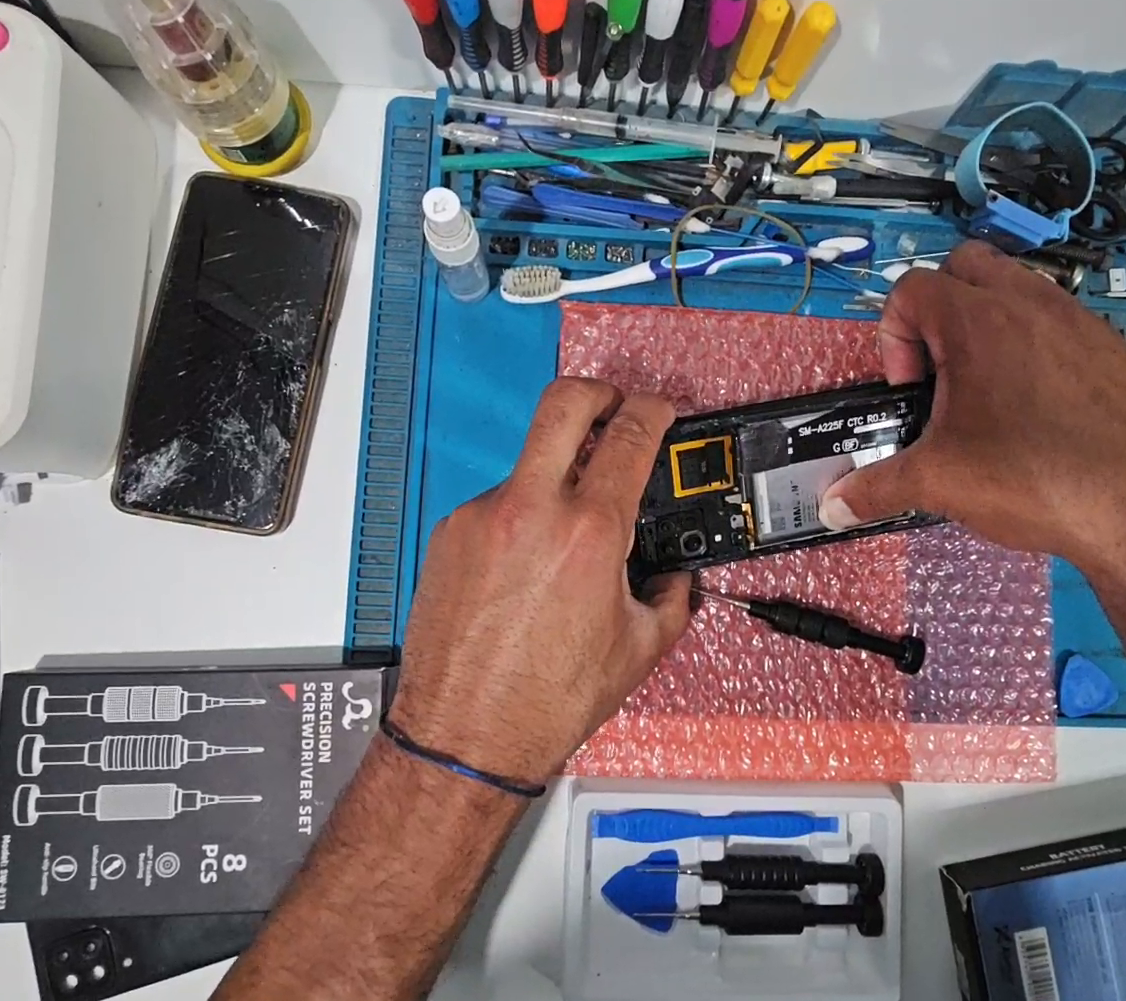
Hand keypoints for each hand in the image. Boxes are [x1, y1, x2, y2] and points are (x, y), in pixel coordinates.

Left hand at [390, 378, 692, 782]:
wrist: (465, 733)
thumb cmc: (542, 701)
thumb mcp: (638, 649)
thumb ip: (671, 598)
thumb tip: (675, 580)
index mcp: (587, 533)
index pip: (630, 435)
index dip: (653, 410)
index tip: (658, 411)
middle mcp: (530, 511)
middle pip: (563, 403)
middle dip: (598, 392)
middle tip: (614, 407)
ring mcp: (482, 518)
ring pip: (528, 462)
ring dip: (556, 476)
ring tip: (566, 534)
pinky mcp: (450, 535)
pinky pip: (497, 504)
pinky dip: (520, 517)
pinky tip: (527, 565)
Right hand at [819, 242, 1125, 572]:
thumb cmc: (1032, 479)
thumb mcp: (939, 482)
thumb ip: (875, 487)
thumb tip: (832, 508)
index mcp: (978, 321)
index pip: (911, 288)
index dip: (894, 337)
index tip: (911, 391)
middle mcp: (1029, 303)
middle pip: (964, 265)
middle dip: (936, 311)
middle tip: (940, 374)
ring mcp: (1077, 320)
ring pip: (1015, 286)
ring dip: (984, 322)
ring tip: (985, 391)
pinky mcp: (1111, 347)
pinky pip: (1055, 320)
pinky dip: (1030, 345)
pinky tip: (1034, 409)